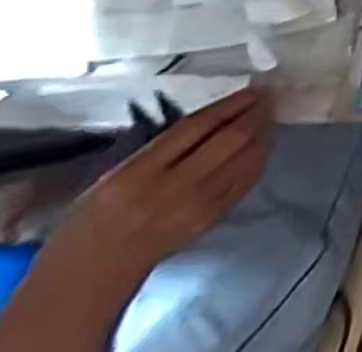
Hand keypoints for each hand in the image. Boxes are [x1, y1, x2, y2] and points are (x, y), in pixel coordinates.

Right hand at [49, 88, 273, 275]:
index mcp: (136, 175)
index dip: (231, 104)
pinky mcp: (216, 217)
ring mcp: (200, 204)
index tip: (254, 89)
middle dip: (257, 113)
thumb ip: (164, 146)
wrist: (92, 273)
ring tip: (267, 118)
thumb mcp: (113, 176)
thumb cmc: (94, 219)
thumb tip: (218, 115)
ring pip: (250, 156)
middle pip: (232, 139)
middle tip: (269, 98)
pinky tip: (261, 145)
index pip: (197, 127)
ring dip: (265, 132)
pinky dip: (260, 156)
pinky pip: (250, 177)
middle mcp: (173, 188)